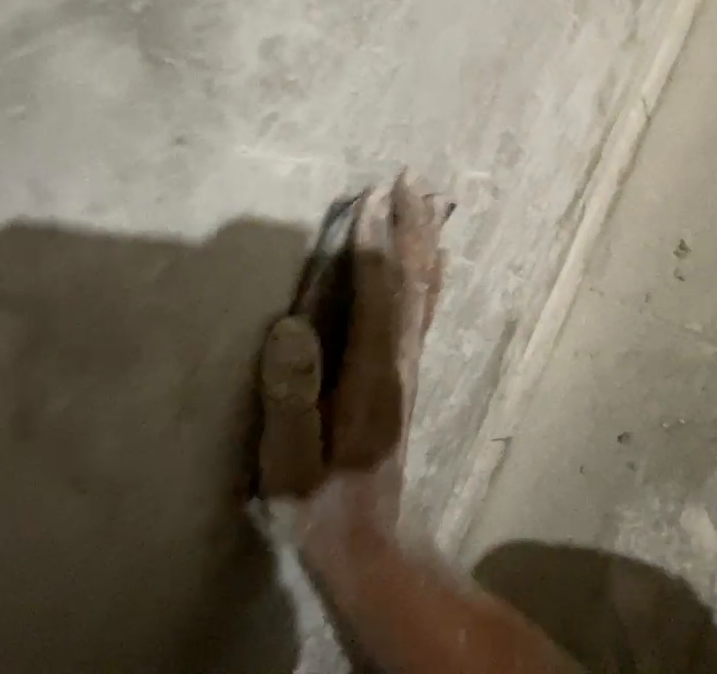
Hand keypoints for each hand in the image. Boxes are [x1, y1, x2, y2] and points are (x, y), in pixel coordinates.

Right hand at [258, 172, 446, 549]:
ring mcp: (407, 365)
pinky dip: (428, 272)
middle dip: (412, 227)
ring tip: (429, 200)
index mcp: (371, 375)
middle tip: (410, 178)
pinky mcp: (404, 372)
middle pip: (413, 282)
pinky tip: (429, 258)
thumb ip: (289, 396)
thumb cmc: (317, 502)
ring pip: (425, 290)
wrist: (365, 539)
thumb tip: (291, 325)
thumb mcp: (287, 462)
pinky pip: (424, 307)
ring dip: (425, 241)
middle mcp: (399, 360)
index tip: (369, 196)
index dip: (373, 245)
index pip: (377, 295)